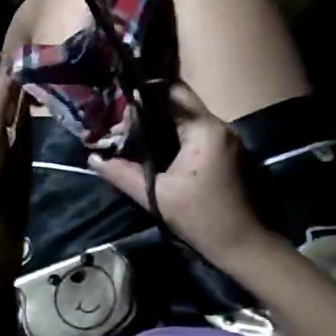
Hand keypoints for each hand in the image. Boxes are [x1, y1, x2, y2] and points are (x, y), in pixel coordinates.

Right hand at [89, 82, 271, 259]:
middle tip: (122, 122)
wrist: (243, 244)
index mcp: (204, 130)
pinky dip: (176, 137)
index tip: (120, 104)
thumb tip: (93, 159)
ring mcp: (227, 139)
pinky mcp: (228, 153)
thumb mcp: (156, 196)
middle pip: (179, 104)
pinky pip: (198, 134)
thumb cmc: (201, 218)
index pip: (171, 92)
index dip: (143, 94)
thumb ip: (122, 174)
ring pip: (188, 119)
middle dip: (150, 110)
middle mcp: (219, 126)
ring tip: (134, 135)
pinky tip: (157, 151)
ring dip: (163, 124)